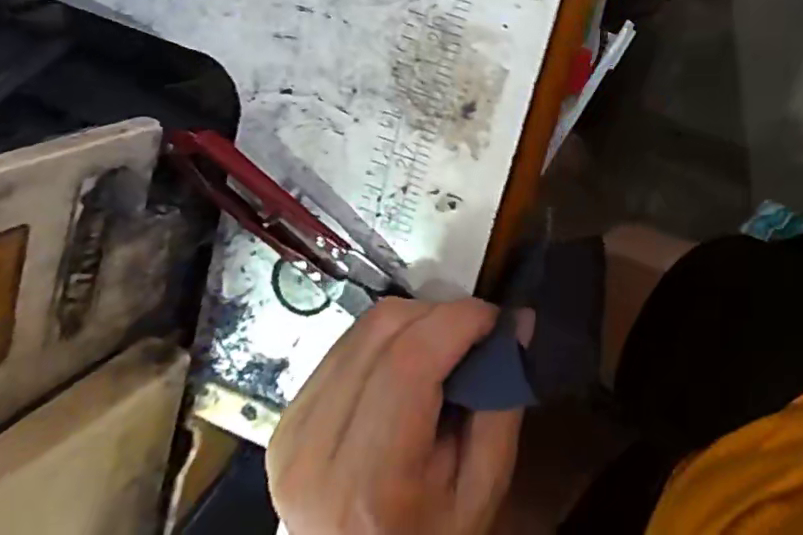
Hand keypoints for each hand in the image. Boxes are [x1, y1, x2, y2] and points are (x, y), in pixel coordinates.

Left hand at [267, 298, 519, 534]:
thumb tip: (519, 319)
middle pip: (384, 330)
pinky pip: (346, 346)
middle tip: (476, 338)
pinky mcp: (284, 419)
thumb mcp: (484, 486)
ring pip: (364, 328)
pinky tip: (407, 367)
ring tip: (444, 353)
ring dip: (416, 322)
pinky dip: (387, 340)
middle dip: (443, 315)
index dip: (460, 320)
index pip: (410, 360)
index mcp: (367, 480)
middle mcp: (315, 449)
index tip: (497, 320)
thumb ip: (502, 400)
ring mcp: (291, 431)